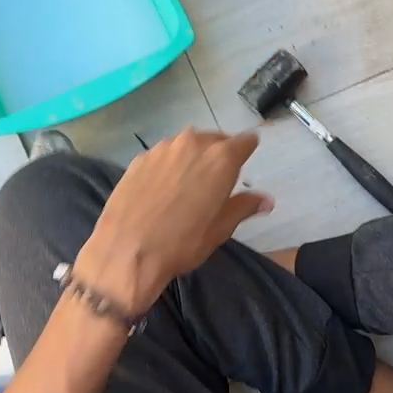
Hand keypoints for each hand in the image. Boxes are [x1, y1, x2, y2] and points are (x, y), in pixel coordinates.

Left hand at [72, 130, 272, 312]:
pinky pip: (163, 156)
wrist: (126, 252)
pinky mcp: (139, 159)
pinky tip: (163, 190)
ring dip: (193, 159)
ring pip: (187, 146)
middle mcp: (192, 144)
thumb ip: (245, 206)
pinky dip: (169, 166)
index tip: (246, 162)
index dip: (247, 151)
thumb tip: (266, 199)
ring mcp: (162, 149)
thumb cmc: (183, 242)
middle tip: (217, 181)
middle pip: (215, 140)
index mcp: (221, 158)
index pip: (245, 142)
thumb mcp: (221, 228)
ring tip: (188, 186)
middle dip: (220, 155)